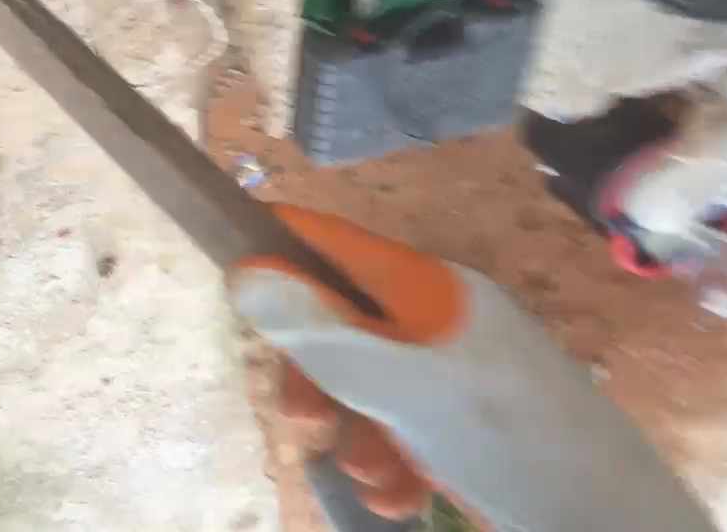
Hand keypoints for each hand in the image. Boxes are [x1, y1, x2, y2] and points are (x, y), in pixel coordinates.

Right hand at [230, 205, 714, 531]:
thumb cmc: (498, 439)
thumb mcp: (393, 380)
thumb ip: (311, 324)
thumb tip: (239, 270)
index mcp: (420, 285)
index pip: (324, 237)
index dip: (270, 244)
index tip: (229, 273)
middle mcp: (435, 316)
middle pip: (334, 316)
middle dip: (308, 369)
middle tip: (297, 415)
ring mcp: (456, 368)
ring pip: (363, 375)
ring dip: (349, 424)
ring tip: (361, 470)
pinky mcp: (473, 419)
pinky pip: (403, 416)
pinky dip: (388, 452)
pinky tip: (395, 490)